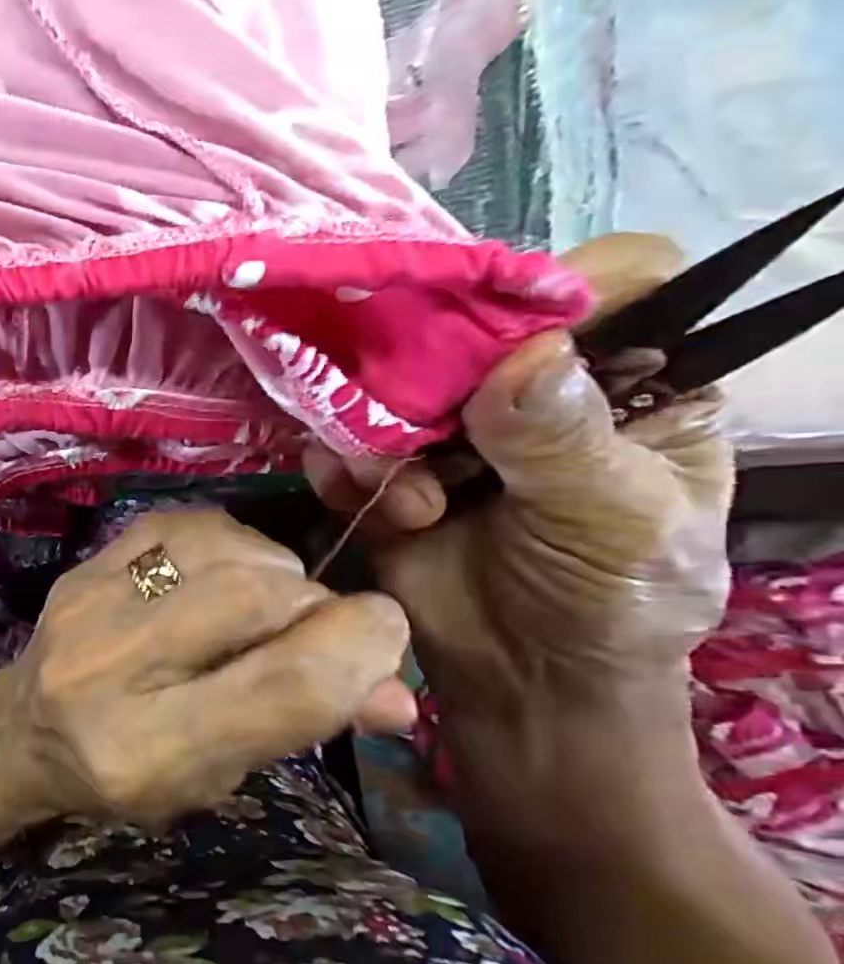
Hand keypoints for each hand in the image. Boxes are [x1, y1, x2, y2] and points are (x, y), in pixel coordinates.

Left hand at [0, 510, 415, 846]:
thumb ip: (293, 729)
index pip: (282, 685)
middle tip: (317, 627)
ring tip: (267, 604)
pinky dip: (226, 543)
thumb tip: (399, 692)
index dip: (361, 650)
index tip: (383, 637)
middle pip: (252, 597)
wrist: (20, 732)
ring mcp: (86, 607)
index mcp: (146, 750)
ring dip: (272, 569)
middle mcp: (109, 670)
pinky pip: (178, 525)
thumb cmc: (120, 774)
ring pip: (218, 549)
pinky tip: (224, 572)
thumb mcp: (209, 778)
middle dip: (316, 605)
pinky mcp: (79, 570)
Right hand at [303, 233, 733, 727]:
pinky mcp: (378, 471)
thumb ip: (567, 442)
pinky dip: (340, 474)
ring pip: (381, 390)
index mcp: (628, 383)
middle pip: (463, 333)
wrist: (519, 677)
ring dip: (379, 445)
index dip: (556, 291)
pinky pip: (335, 444)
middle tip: (425, 443)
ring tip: (415, 508)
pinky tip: (376, 515)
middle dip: (428, 386)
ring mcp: (441, 432)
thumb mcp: (616, 520)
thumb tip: (524, 355)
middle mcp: (525, 393)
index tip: (498, 342)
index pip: (611, 286)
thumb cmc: (608, 599)